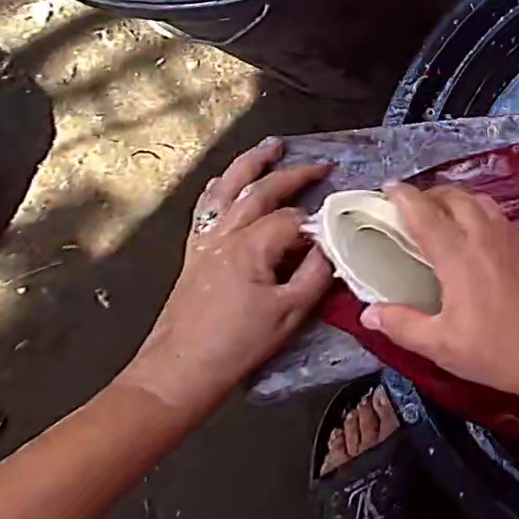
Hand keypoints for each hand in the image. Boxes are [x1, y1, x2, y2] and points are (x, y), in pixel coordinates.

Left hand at [121, 139, 332, 413]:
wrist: (178, 373)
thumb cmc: (236, 346)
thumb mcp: (289, 314)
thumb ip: (316, 274)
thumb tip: (332, 247)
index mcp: (253, 244)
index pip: (294, 218)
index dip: (319, 221)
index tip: (340, 225)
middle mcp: (228, 231)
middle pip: (264, 190)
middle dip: (296, 175)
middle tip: (321, 165)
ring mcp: (207, 238)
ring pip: (231, 187)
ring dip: (253, 163)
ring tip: (272, 146)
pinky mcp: (194, 250)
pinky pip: (206, 207)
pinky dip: (219, 187)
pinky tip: (224, 179)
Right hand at [358, 182, 518, 403]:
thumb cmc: (503, 350)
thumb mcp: (445, 347)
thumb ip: (404, 326)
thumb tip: (368, 313)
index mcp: (458, 254)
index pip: (423, 212)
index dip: (403, 197)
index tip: (388, 189)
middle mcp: (484, 233)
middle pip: (452, 196)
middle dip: (429, 194)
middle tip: (413, 206)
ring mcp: (511, 234)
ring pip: (478, 201)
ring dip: (456, 200)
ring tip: (443, 215)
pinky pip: (498, 215)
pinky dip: (479, 214)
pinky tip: (478, 237)